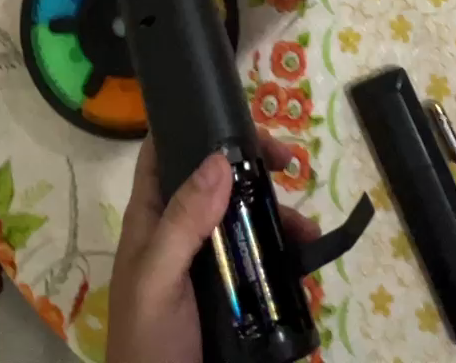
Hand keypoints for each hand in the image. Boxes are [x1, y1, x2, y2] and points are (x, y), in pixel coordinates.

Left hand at [106, 136, 319, 362]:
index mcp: (153, 219)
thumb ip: (183, 221)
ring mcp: (209, 262)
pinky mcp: (235, 293)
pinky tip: (307, 262)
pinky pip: (263, 262)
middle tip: (289, 162)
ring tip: (308, 229)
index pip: (164, 155)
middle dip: (252, 168)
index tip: (234, 116)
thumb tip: (219, 158)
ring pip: (246, 220)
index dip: (192, 127)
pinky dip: (286, 256)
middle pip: (217, 183)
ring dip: (278, 215)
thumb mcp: (157, 278)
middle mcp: (182, 232)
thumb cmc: (148, 341)